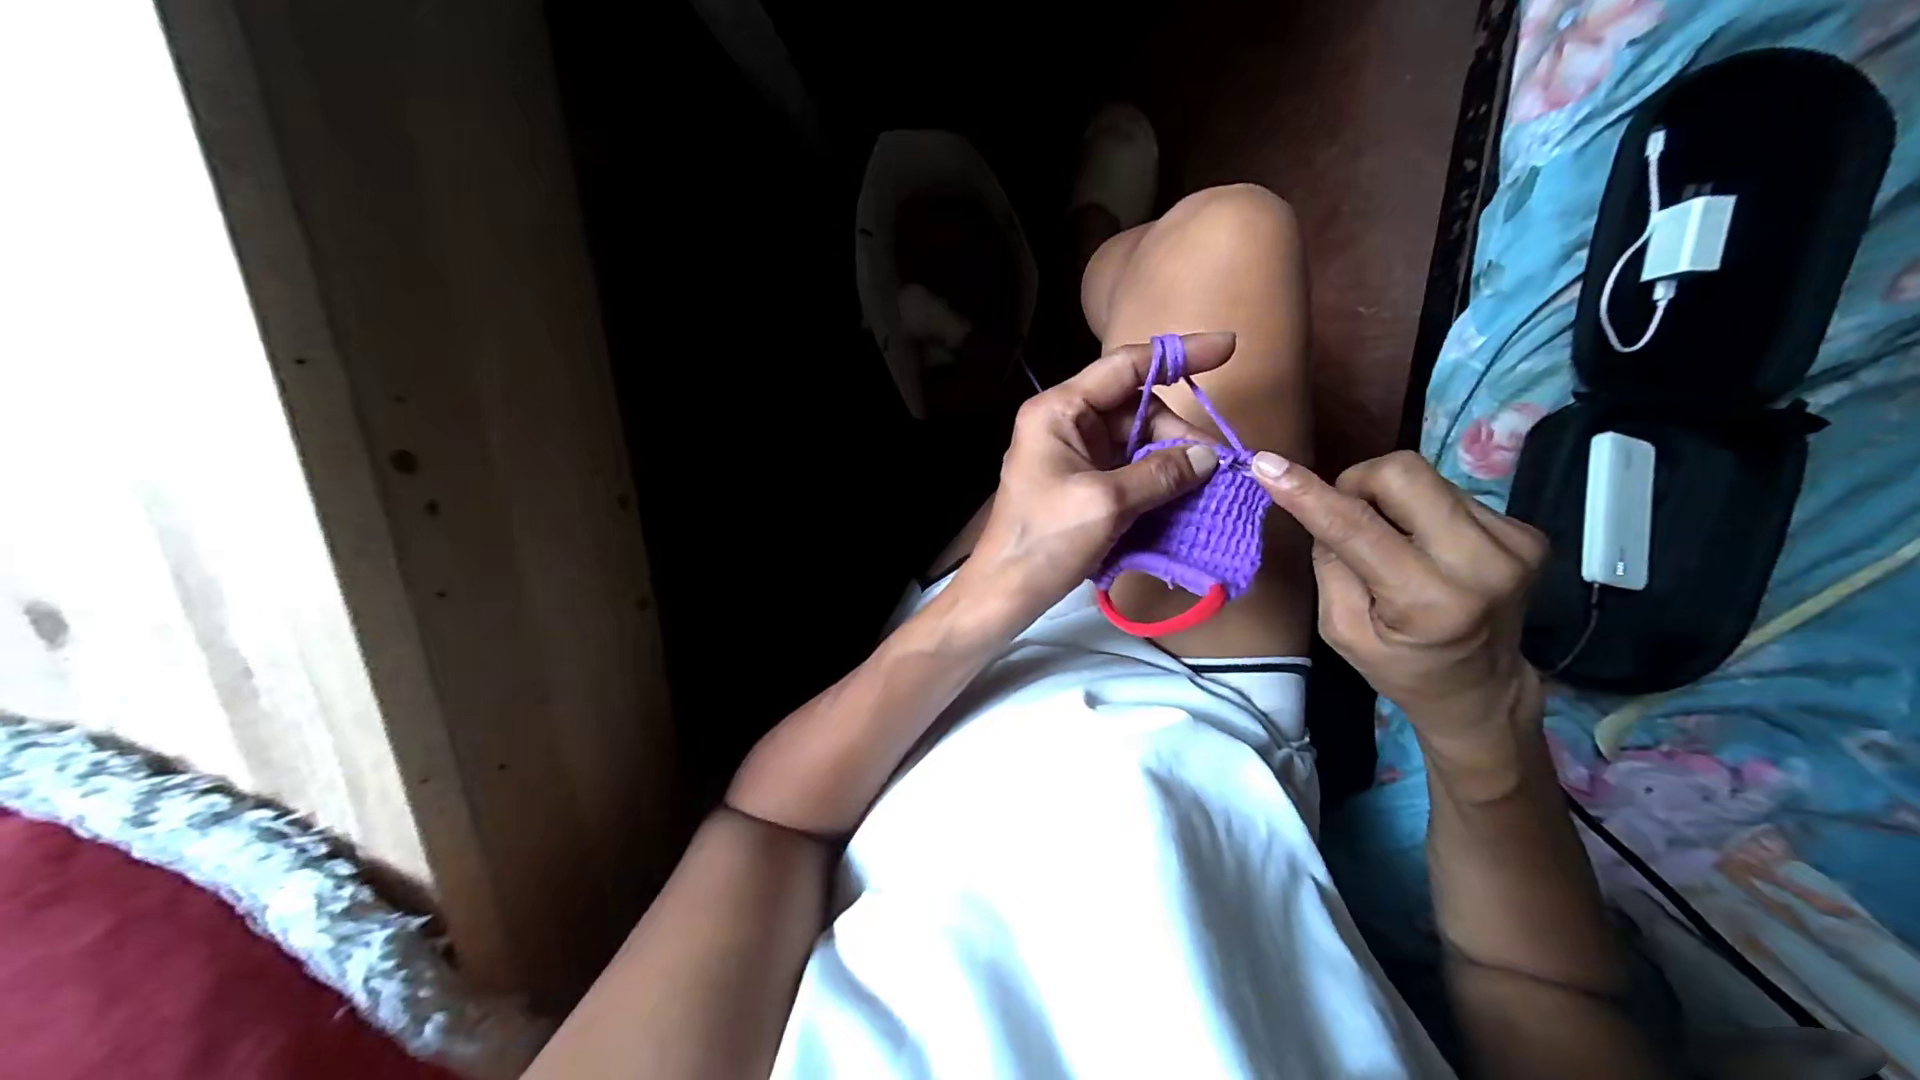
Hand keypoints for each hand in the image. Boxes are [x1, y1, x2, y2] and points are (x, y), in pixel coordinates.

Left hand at [950, 332, 1236, 633]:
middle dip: (1177, 432)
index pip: (1125, 366)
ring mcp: (1074, 455)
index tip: (1229, 347)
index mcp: (1059, 411)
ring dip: (1171, 460)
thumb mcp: (1106, 503)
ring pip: (1136, 441)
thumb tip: (1208, 456)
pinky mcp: (1082, 483)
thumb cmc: (1043, 541)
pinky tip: (1183, 496)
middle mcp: (1066, 423)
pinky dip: (1155, 479)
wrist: (1004, 591)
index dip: (1177, 355)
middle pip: (1136, 408)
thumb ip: (1159, 473)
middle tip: (1216, 464)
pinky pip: (1128, 468)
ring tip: (1204, 486)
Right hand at [1250, 449, 1549, 763]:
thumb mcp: (1342, 629)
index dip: (1307, 493)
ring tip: (1389, 541)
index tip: (1266, 465)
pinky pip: (1447, 491)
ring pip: (1424, 476)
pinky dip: (1418, 510)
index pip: (1356, 527)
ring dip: (1388, 500)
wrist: (1483, 688)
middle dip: (1356, 483)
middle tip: (1344, 515)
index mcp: (1429, 601)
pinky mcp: (1525, 530)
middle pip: (1402, 473)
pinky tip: (1422, 545)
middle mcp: (1482, 562)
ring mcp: (1512, 542)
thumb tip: (1321, 504)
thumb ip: (1332, 565)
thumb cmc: (1399, 666)